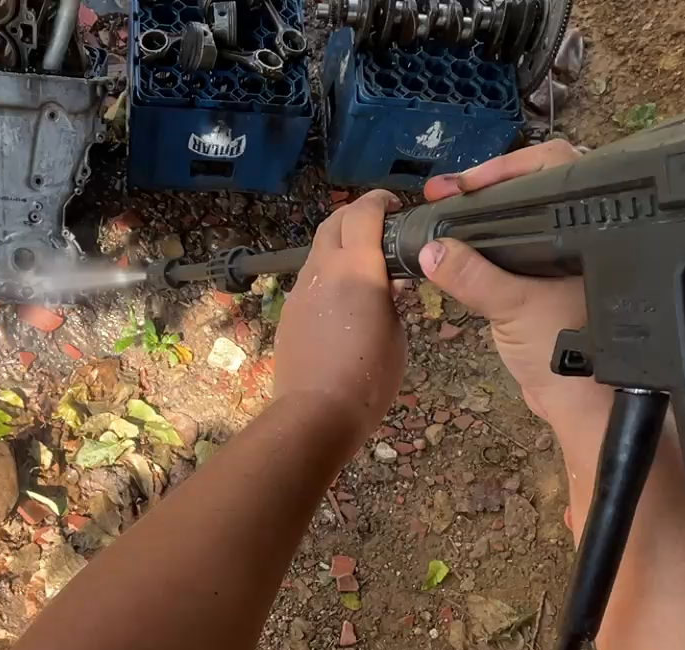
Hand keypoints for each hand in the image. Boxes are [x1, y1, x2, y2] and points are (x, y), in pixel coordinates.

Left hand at [273, 190, 407, 453]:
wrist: (315, 413)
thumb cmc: (368, 377)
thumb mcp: (397, 334)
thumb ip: (392, 300)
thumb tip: (387, 285)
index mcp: (356, 268)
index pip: (363, 212)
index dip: (380, 202)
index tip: (395, 207)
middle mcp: (322, 271)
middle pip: (332, 223)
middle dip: (356, 217)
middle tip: (379, 231)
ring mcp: (299, 293)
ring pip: (317, 253)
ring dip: (339, 249)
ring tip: (362, 270)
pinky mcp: (288, 316)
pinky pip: (309, 283)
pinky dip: (327, 277)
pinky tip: (341, 302)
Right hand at [420, 141, 610, 441]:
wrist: (575, 400)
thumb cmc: (562, 348)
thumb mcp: (511, 307)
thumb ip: (471, 276)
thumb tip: (430, 251)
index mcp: (585, 228)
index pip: (546, 169)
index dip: (500, 168)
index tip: (459, 185)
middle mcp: (577, 236)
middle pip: (529, 190)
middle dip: (485, 187)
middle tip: (444, 193)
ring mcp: (559, 262)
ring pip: (519, 222)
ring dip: (482, 217)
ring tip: (444, 212)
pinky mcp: (542, 286)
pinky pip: (510, 252)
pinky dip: (484, 246)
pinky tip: (459, 249)